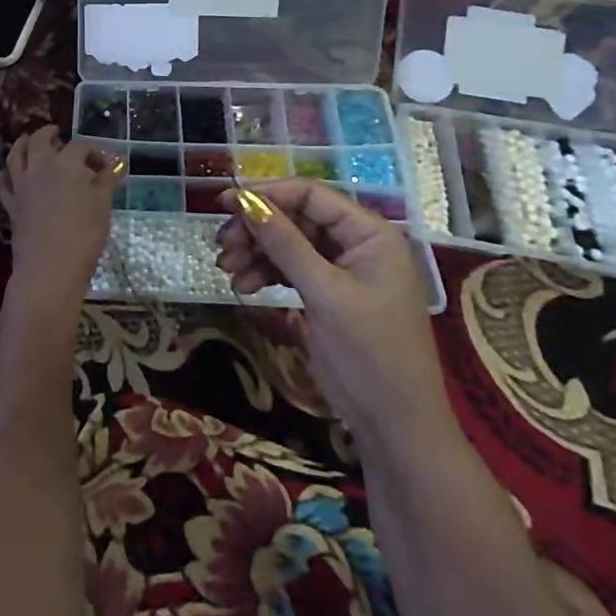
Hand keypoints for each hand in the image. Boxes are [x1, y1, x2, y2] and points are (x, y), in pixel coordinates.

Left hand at [0, 126, 120, 298]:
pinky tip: (9, 172)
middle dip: (49, 134)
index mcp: (66, 164)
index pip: (80, 147)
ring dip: (22, 143)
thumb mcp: (102, 207)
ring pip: (15, 155)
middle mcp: (39, 167)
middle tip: (57, 133)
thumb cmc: (83, 235)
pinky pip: (3, 182)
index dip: (94, 152)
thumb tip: (115, 165)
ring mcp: (21, 185)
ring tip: (27, 139)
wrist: (50, 267)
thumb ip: (106, 182)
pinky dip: (5, 172)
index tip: (105, 165)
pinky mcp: (10, 204)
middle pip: (40, 141)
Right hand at [216, 179, 453, 440]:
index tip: (223, 202)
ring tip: (227, 269)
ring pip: (289, 244)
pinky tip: (244, 286)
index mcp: (372, 234)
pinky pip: (290, 269)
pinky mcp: (328, 294)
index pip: (312, 196)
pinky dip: (265, 274)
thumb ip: (285, 243)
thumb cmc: (369, 351)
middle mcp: (358, 245)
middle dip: (257, 229)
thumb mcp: (324, 293)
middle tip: (221, 245)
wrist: (393, 421)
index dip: (267, 194)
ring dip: (256, 253)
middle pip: (297, 219)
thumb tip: (245, 201)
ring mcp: (343, 270)